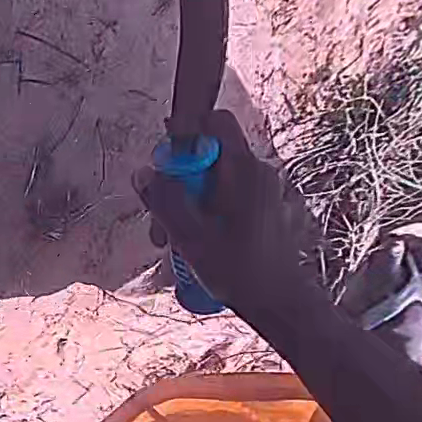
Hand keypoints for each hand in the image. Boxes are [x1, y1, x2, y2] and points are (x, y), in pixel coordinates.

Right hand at [133, 110, 316, 316]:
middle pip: (206, 153)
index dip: (184, 136)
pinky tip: (193, 238)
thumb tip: (143, 172)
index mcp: (242, 170)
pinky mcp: (260, 202)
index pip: (214, 122)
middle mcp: (256, 170)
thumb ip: (164, 199)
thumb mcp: (188, 234)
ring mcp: (261, 186)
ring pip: (211, 175)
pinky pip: (223, 191)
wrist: (278, 299)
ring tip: (172, 237)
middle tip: (162, 217)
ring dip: (186, 199)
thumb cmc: (236, 267)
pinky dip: (202, 207)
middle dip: (177, 179)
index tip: (166, 169)